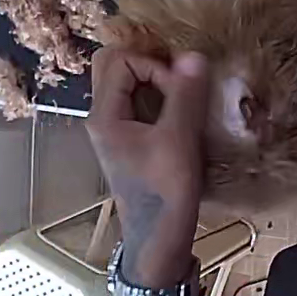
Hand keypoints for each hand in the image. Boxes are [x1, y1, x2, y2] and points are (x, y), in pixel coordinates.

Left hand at [86, 47, 209, 288]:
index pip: (121, 61)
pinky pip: (136, 104)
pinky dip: (156, 98)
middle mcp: (102, 118)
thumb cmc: (164, 193)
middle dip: (148, 63)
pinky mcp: (129, 141)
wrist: (158, 240)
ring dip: (154, 81)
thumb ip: (185, 96)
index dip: (154, 66)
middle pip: (114, 66)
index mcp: (104, 116)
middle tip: (179, 77)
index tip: (179, 89)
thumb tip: (193, 55)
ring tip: (184, 94)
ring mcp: (114, 130)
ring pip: (126, 84)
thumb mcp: (178, 141)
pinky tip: (181, 113)